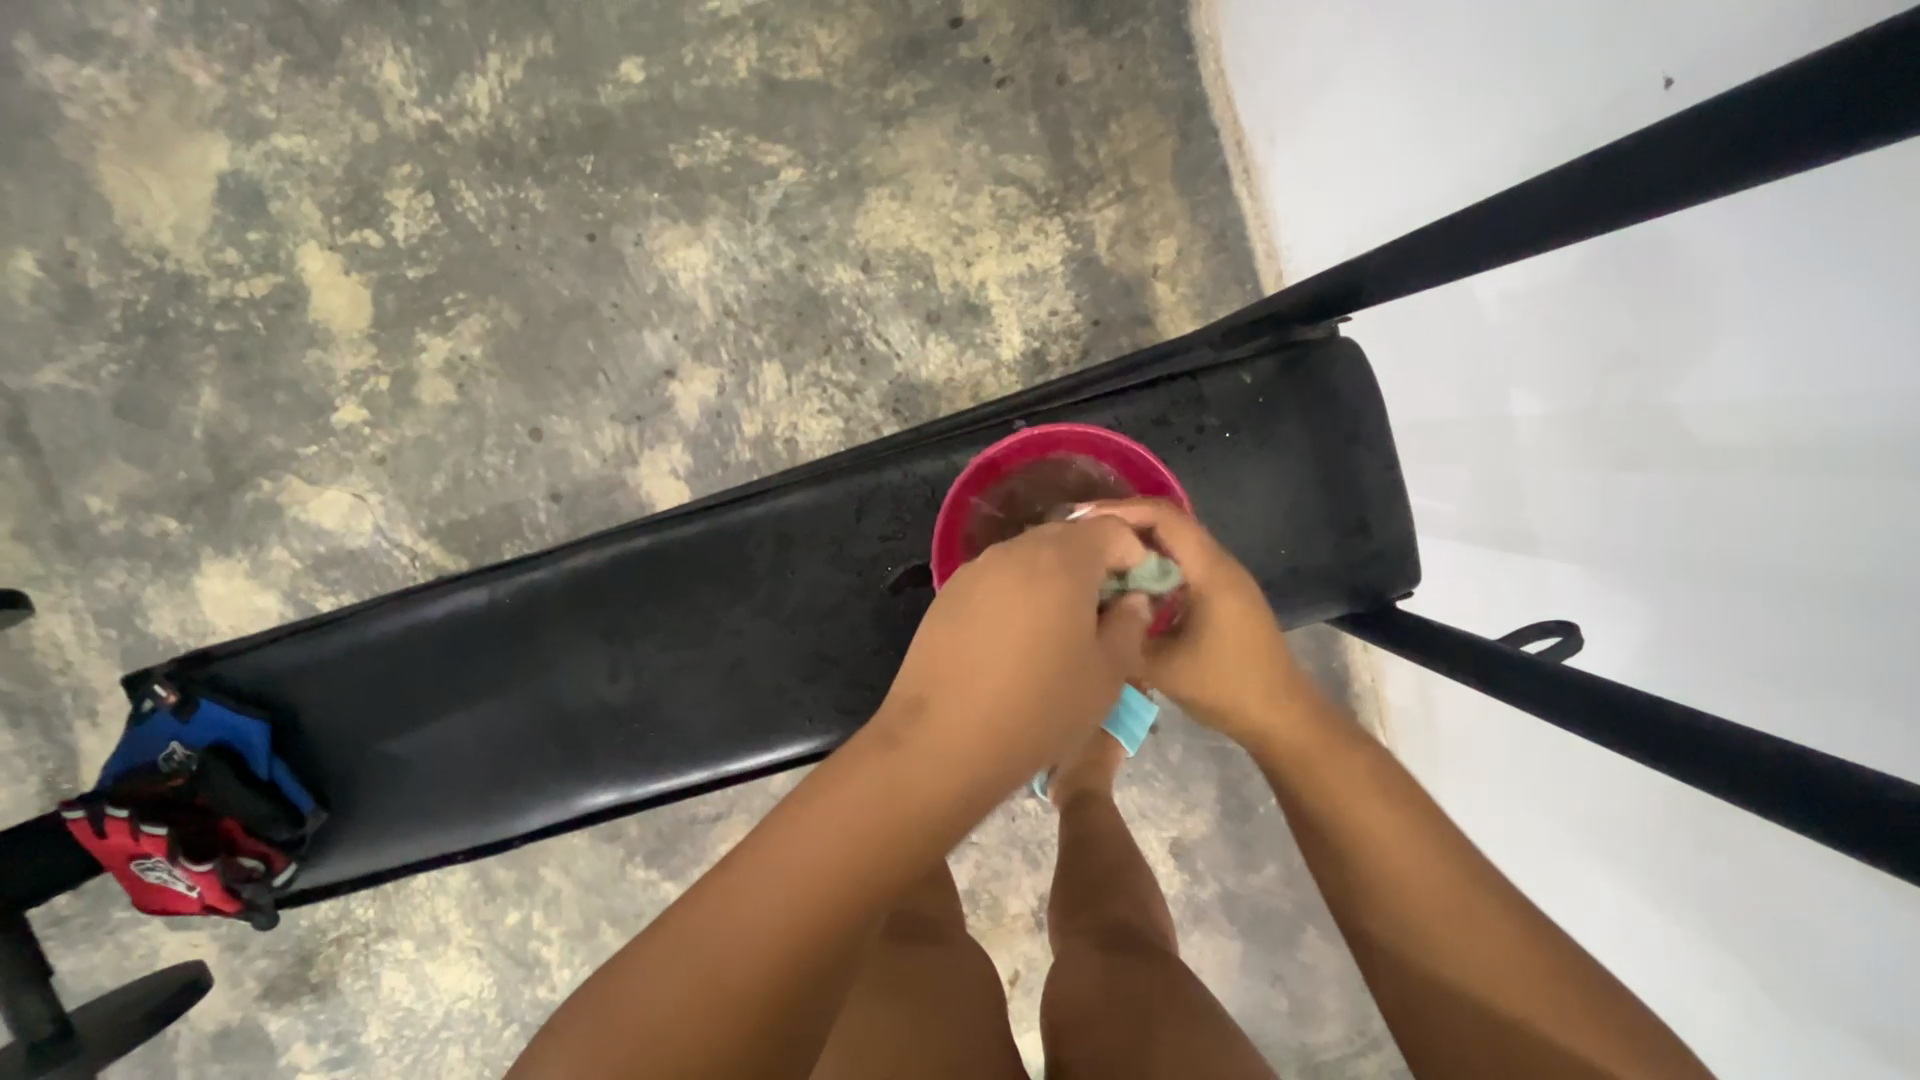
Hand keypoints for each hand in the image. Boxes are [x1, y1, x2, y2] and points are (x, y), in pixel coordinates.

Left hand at [878, 516, 1156, 783]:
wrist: (941, 742)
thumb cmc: (1039, 709)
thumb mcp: (1106, 676)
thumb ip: (1129, 625)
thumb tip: (1131, 599)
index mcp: (1062, 560)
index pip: (1111, 528)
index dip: (1133, 555)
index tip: (1138, 595)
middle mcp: (1015, 551)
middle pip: (1066, 538)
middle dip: (1092, 567)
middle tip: (1100, 616)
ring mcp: (974, 571)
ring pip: (1027, 559)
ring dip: (1051, 582)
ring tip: (1056, 633)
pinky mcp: (946, 596)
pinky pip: (995, 582)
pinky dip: (1015, 598)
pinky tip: (1012, 644)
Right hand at [1079, 499, 1306, 746]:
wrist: (1280, 716)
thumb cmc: (1225, 687)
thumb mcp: (1160, 666)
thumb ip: (1122, 632)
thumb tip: (1087, 609)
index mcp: (1210, 570)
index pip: (1163, 517)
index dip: (1120, 511)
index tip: (1080, 521)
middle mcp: (1219, 564)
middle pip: (1168, 524)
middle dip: (1122, 525)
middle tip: (1078, 538)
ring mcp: (1224, 579)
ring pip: (1174, 545)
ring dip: (1136, 546)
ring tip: (1093, 558)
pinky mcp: (1222, 596)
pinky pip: (1181, 566)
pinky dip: (1150, 567)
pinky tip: (1124, 586)